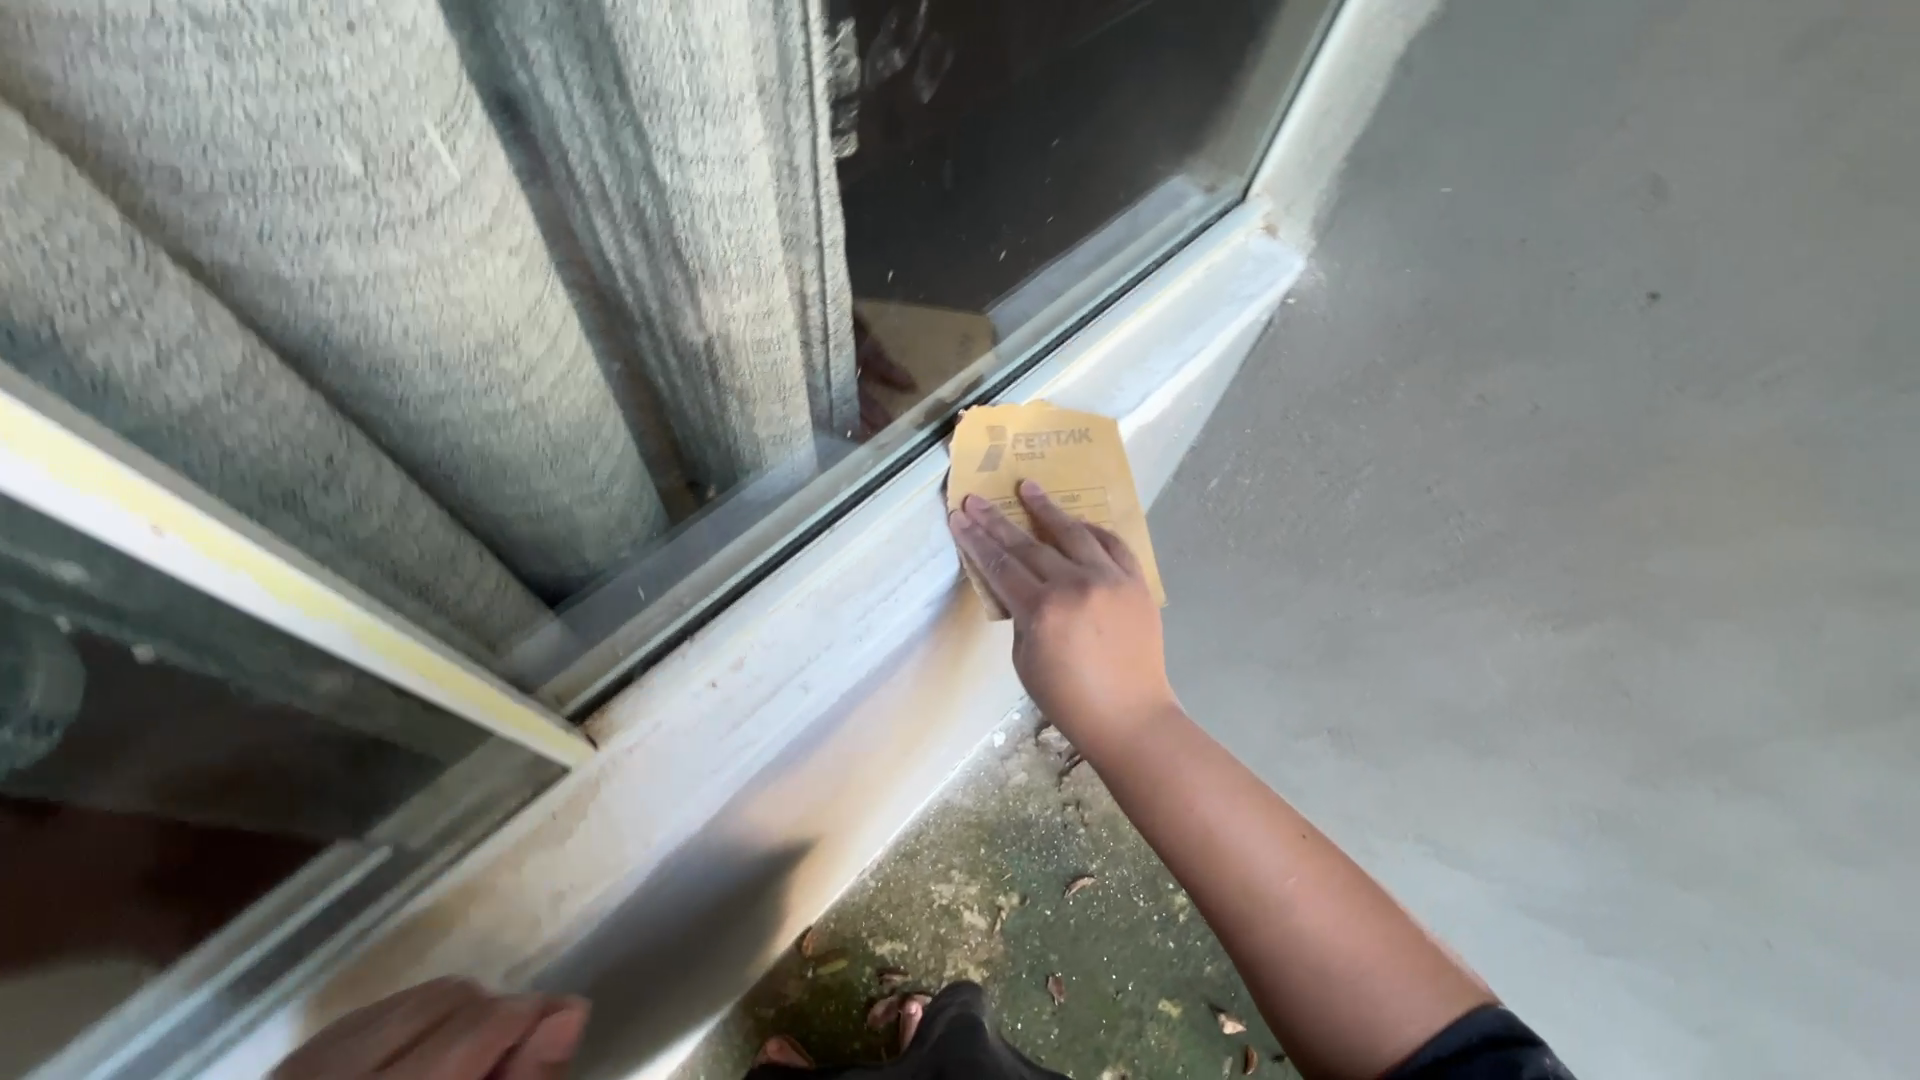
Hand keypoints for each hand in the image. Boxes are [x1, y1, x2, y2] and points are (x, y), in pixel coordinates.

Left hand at [272, 977, 588, 1079]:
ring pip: (413, 997)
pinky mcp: (285, 1066)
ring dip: (453, 1020)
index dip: (534, 1016)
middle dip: (491, 1020)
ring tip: (459, 1073)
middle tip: (500, 1071)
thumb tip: (571, 1010)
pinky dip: (409, 1029)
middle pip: (451, 997)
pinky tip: (414, 1070)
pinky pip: (371, 1013)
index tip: (561, 1028)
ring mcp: (298, 1070)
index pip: (481, 1021)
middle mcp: (332, 1076)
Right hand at [948, 480, 1177, 741]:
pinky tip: (1077, 520)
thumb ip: (1021, 615)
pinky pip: (1113, 545)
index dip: (975, 540)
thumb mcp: (1025, 659)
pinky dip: (1093, 530)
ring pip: (1073, 533)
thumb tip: (1021, 585)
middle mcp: (1075, 585)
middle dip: (997, 520)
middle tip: (976, 498)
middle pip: (1028, 544)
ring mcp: (1110, 580)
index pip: (1000, 565)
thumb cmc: (1068, 699)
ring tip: (1028, 486)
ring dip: (1046, 508)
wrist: (1130, 717)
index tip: (959, 517)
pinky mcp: (1136, 583)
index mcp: (1042, 610)